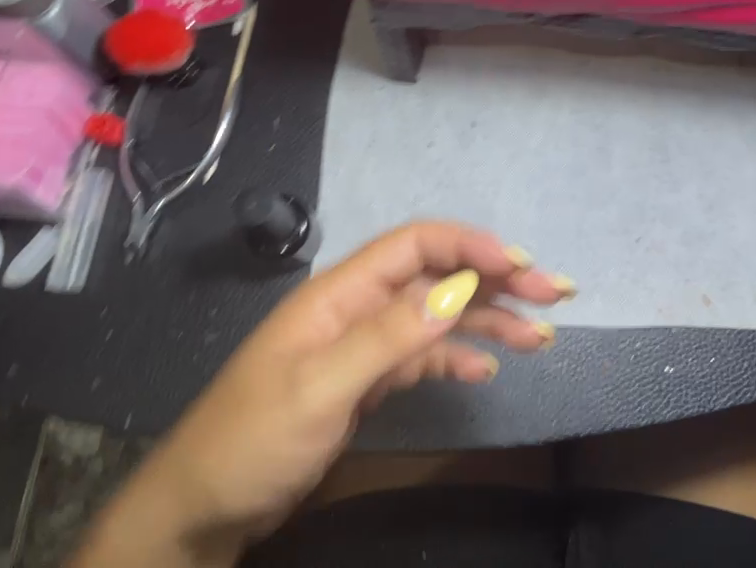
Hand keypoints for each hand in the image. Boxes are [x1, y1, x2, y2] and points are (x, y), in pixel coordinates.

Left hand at [98, 223, 568, 556]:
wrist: (200, 510)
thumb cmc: (252, 442)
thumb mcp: (319, 390)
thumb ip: (388, 337)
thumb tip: (457, 289)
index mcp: (340, 294)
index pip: (415, 246)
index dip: (470, 246)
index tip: (521, 267)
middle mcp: (357, 309)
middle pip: (436, 278)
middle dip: (496, 282)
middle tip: (556, 295)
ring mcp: (361, 346)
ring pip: (436, 319)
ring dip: (488, 323)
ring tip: (542, 336)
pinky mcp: (364, 382)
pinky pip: (421, 359)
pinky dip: (456, 359)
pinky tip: (486, 369)